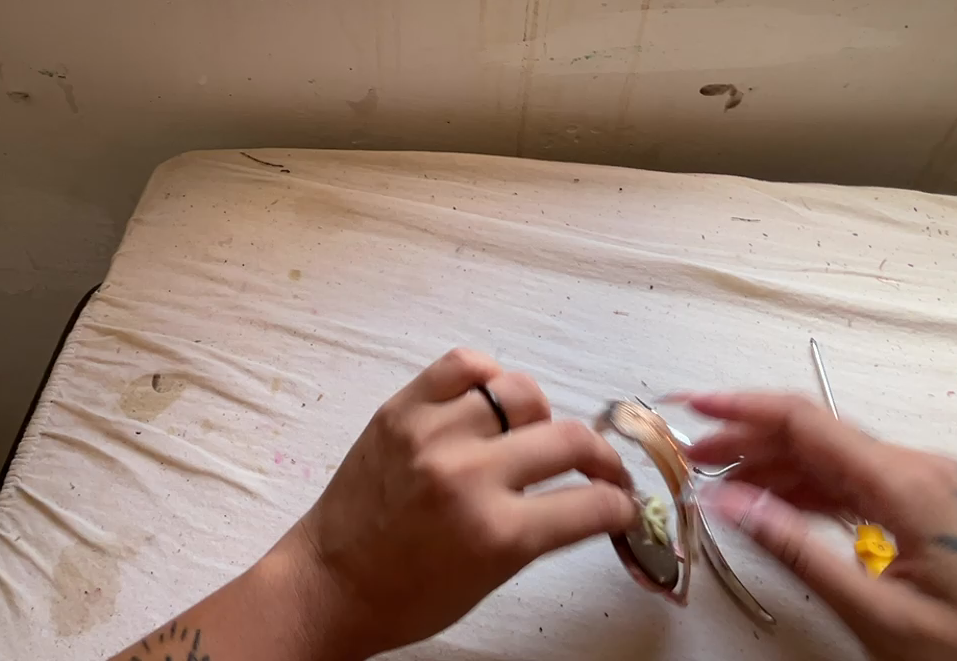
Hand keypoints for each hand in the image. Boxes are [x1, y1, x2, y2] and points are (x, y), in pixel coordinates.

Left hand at [268, 348, 638, 659]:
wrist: (333, 577)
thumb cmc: (413, 593)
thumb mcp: (492, 576)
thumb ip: (540, 528)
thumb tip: (586, 492)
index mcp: (498, 534)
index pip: (590, 504)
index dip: (621, 502)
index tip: (624, 500)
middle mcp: (470, 474)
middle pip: (566, 438)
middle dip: (599, 455)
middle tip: (597, 465)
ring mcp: (433, 432)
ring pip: (518, 391)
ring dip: (538, 415)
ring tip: (528, 431)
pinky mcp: (402, 406)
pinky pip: (462, 364)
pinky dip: (487, 374)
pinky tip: (489, 396)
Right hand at [685, 392, 956, 660]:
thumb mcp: (883, 616)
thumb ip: (797, 550)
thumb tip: (722, 500)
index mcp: (904, 480)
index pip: (800, 417)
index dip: (737, 405)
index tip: (688, 405)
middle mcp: (917, 466)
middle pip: (811, 434)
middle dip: (746, 440)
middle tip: (694, 460)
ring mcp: (930, 483)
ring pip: (831, 457)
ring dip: (774, 465)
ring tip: (725, 483)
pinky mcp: (937, 504)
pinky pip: (857, 481)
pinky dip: (810, 487)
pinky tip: (780, 504)